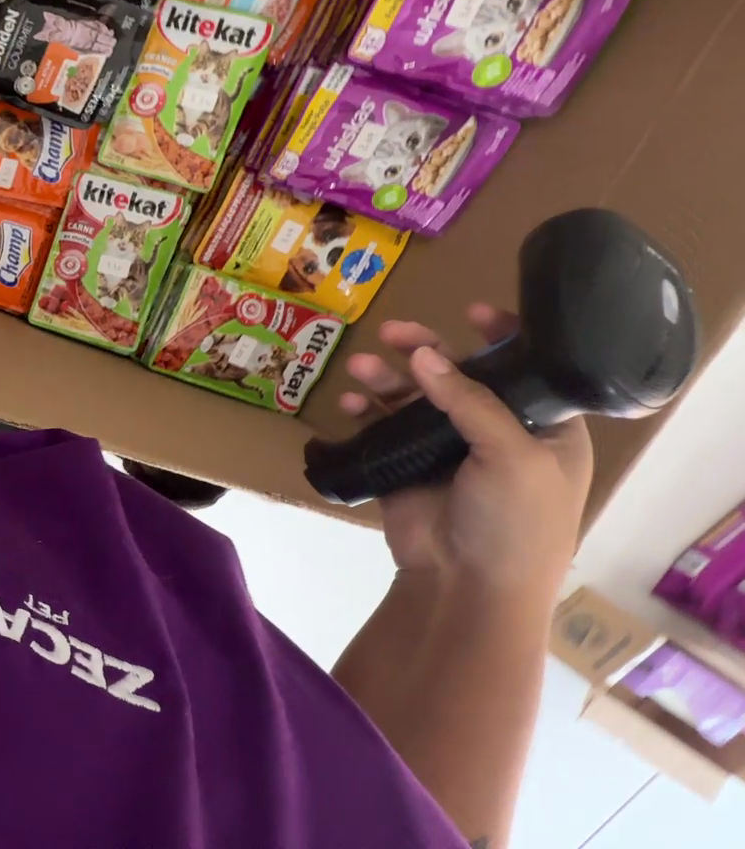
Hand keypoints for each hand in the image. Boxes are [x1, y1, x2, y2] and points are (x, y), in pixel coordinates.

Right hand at [339, 304, 592, 598]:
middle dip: (425, 350)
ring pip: (412, 397)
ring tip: (362, 368)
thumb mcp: (511, 456)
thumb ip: (470, 402)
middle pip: (456, 376)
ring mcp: (444, 448)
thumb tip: (425, 354)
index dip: (503, 339)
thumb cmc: (516, 520)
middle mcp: (492, 432)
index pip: (525, 371)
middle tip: (393, 332)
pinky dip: (365, 410)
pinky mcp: (403, 463)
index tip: (472, 313)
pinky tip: (352, 403)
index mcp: (541, 429)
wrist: (468, 581)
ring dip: (388, 378)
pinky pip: (380, 425)